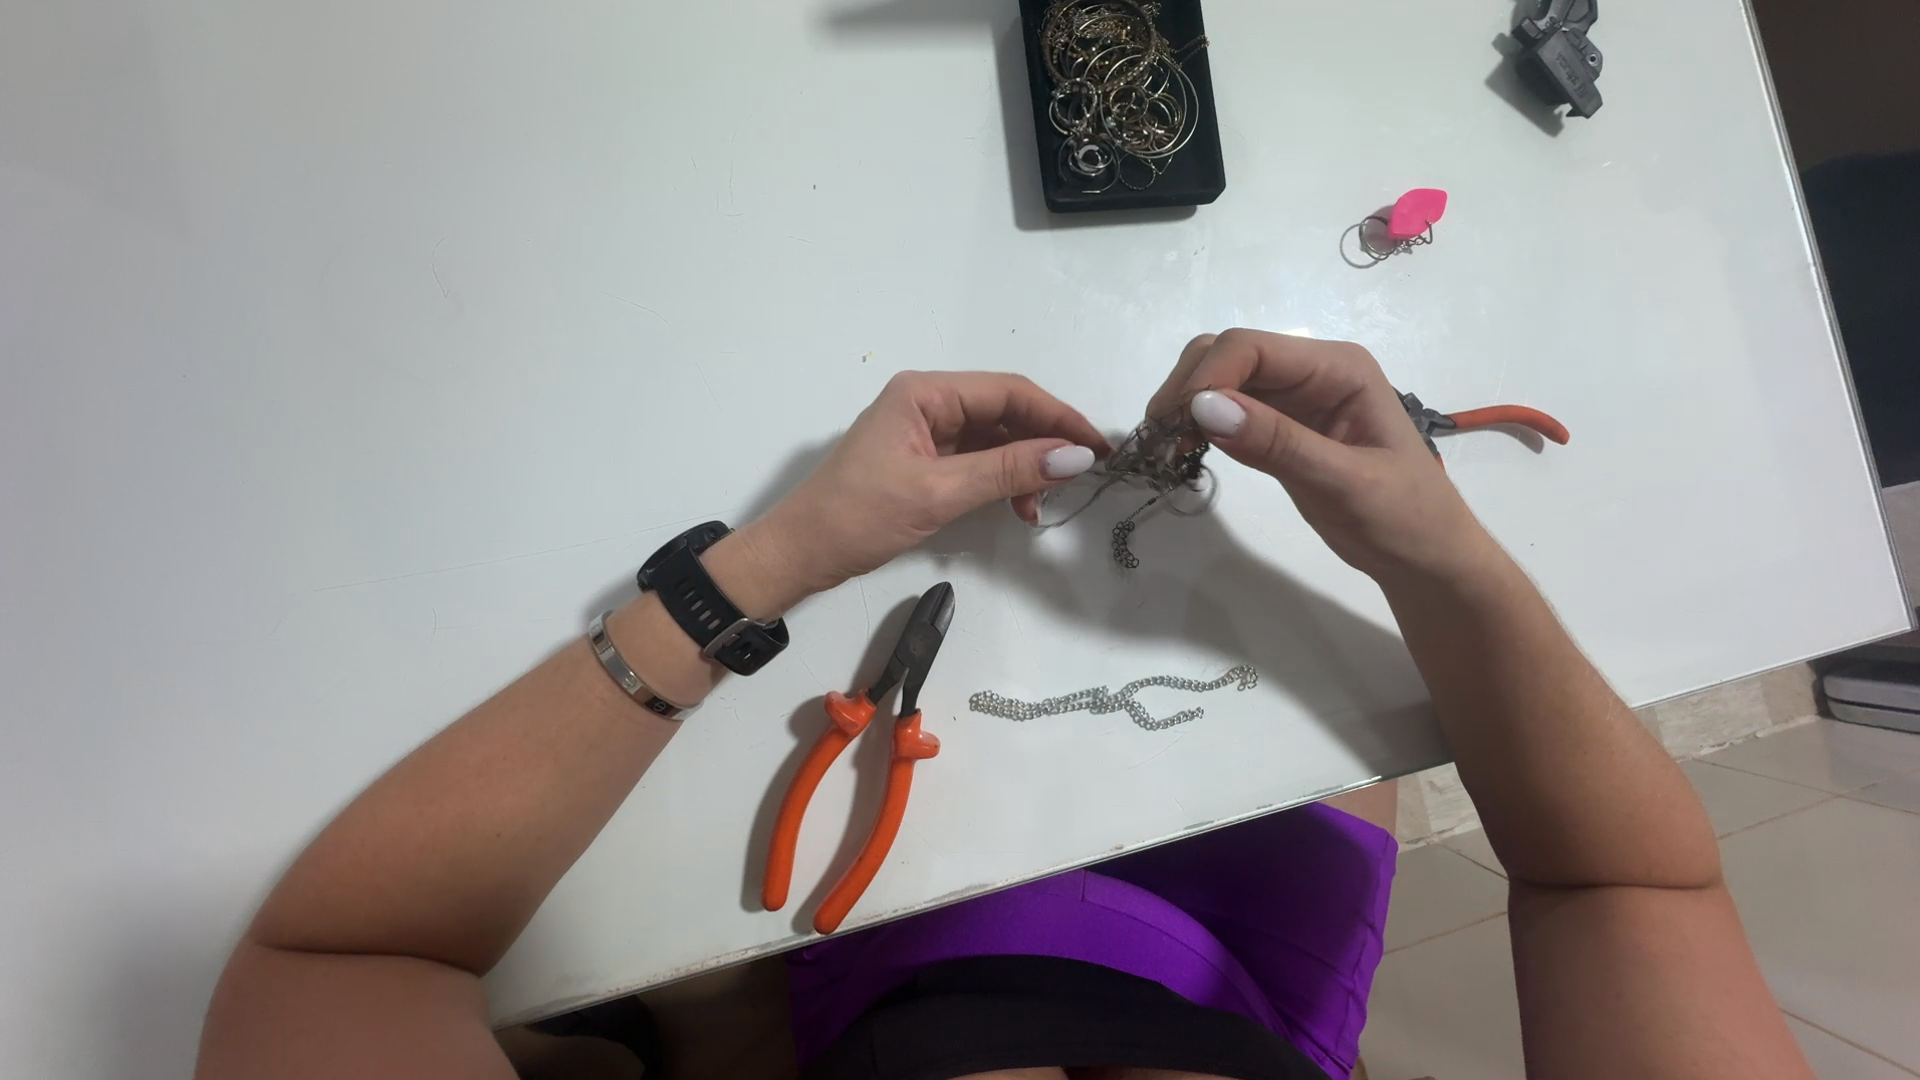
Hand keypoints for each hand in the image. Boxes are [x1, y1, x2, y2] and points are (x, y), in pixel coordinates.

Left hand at [739, 371, 1109, 605]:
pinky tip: (1016, 507)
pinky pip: (977, 462)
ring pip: (994, 440)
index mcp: (925, 393)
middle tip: (1078, 478)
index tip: (1097, 446)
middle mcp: (928, 404)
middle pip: (1004, 413)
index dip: (1058, 416)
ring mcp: (925, 434)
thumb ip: (1007, 471)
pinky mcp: (924, 463)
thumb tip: (1074, 457)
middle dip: (1043, 444)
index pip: (1008, 392)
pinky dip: (1001, 482)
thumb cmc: (859, 516)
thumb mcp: (938, 493)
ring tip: (1040, 505)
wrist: (801, 554)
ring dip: (1024, 468)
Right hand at [1145, 329, 1497, 584]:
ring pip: (1218, 380)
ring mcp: (1291, 399)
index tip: (1177, 428)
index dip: (1206, 378)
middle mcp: (1309, 372)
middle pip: (1226, 353)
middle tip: (1161, 439)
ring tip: (1168, 449)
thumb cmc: (1402, 518)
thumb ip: (1276, 442)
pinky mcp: (1276, 427)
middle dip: (1186, 387)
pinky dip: (1196, 426)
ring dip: (1185, 406)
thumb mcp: (1343, 482)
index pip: (1249, 348)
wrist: (1423, 557)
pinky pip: (1224, 411)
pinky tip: (1186, 452)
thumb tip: (1203, 407)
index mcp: (1337, 368)